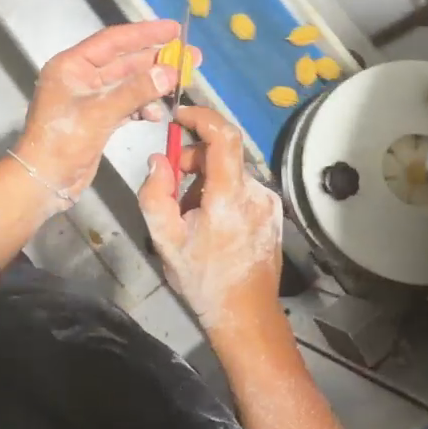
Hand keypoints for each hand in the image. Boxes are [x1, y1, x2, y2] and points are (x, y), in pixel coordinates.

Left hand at [13, 20, 184, 206]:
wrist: (43, 181)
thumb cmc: (63, 142)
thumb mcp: (100, 113)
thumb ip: (136, 91)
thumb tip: (170, 72)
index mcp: (72, 66)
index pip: (113, 41)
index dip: (145, 33)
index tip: (174, 29)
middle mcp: (80, 77)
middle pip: (124, 61)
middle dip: (156, 60)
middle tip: (191, 57)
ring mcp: (89, 99)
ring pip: (127, 84)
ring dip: (152, 85)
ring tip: (182, 83)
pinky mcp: (97, 119)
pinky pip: (125, 104)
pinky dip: (142, 107)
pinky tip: (158, 113)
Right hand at [138, 106, 283, 331]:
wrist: (244, 313)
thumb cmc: (202, 279)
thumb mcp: (165, 239)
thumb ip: (155, 194)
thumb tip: (158, 160)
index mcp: (228, 196)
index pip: (223, 136)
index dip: (201, 117)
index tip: (179, 115)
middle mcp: (255, 192)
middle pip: (222, 155)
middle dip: (193, 160)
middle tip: (171, 185)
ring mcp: (268, 203)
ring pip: (230, 173)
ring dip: (205, 181)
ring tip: (190, 216)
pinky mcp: (272, 213)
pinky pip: (241, 188)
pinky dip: (221, 193)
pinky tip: (211, 224)